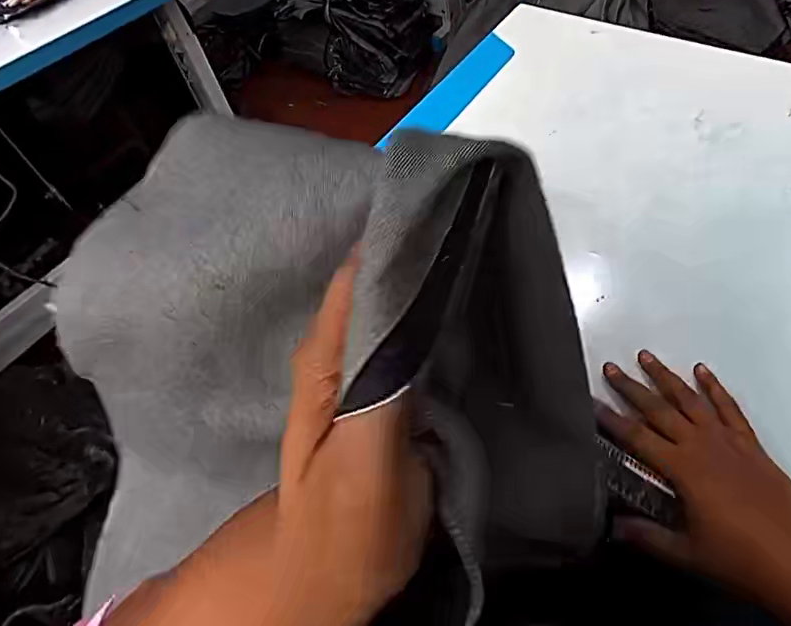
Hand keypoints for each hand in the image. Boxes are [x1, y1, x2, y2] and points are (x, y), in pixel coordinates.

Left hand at [114, 255, 431, 625]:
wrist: (323, 572)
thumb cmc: (345, 526)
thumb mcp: (367, 464)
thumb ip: (385, 388)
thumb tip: (412, 317)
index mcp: (326, 355)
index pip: (360, 274)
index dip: (400, 243)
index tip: (444, 217)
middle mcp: (335, 345)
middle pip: (376, 276)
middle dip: (418, 251)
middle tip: (467, 231)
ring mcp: (353, 358)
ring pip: (389, 296)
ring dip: (422, 274)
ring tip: (467, 251)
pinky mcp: (374, 375)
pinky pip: (402, 322)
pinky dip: (425, 304)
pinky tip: (454, 298)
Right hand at [599, 352, 790, 599]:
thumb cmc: (747, 560)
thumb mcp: (689, 554)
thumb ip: (649, 537)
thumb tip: (619, 529)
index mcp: (683, 469)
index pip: (636, 436)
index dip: (612, 419)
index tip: (594, 404)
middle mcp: (702, 446)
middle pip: (657, 408)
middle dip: (631, 387)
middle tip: (613, 369)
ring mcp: (727, 441)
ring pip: (688, 398)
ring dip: (665, 377)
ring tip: (648, 358)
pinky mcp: (750, 444)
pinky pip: (727, 407)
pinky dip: (714, 387)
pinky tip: (703, 373)